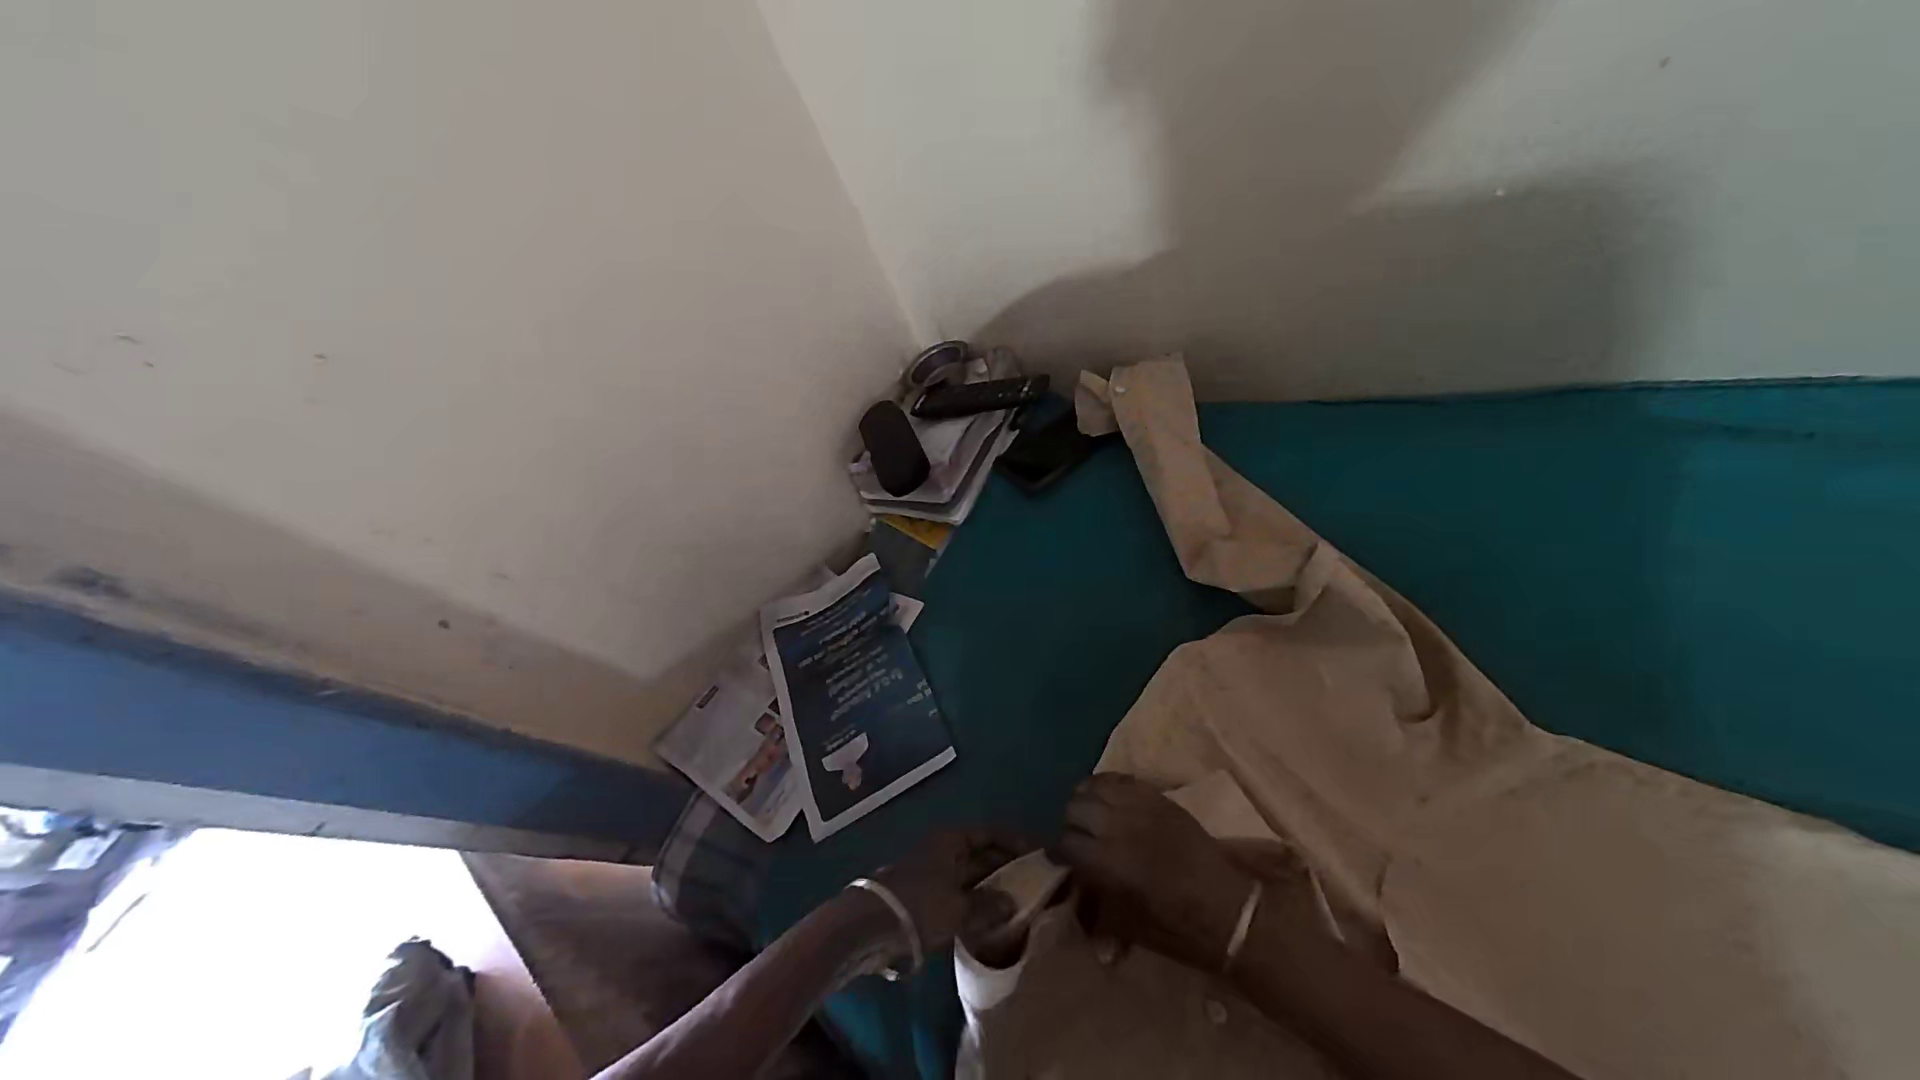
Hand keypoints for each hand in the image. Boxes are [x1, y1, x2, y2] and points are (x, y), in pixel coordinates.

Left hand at [871, 829, 1025, 953]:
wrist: (871, 926)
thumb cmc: (920, 905)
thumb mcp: (959, 906)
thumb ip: (988, 905)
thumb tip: (1012, 903)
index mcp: (951, 841)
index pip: (989, 833)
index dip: (1014, 841)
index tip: (1037, 853)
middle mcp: (943, 851)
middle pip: (980, 854)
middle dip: (1005, 867)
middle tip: (1034, 882)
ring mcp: (933, 874)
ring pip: (970, 877)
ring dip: (991, 888)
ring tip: (1019, 903)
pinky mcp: (925, 898)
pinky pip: (958, 896)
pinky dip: (975, 904)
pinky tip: (992, 920)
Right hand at [1054, 773, 1255, 969]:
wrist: (1228, 909)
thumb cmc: (1175, 926)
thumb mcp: (1125, 926)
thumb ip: (1092, 905)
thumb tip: (1071, 893)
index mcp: (1107, 861)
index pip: (1064, 840)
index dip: (1056, 849)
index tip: (1057, 857)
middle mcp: (1117, 825)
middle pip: (1073, 807)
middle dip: (1067, 821)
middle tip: (1072, 835)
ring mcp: (1138, 806)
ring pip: (1094, 786)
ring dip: (1084, 799)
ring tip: (1086, 813)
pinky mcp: (1157, 797)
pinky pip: (1120, 779)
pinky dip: (1107, 785)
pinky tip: (1107, 797)